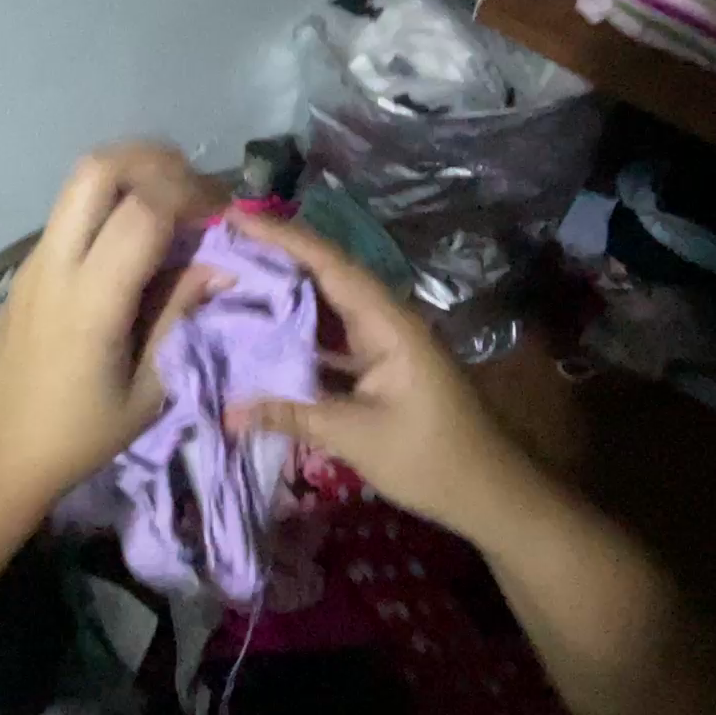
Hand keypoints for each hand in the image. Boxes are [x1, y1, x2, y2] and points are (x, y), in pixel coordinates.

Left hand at [0, 143, 230, 501]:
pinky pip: (73, 209)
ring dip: (133, 174)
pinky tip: (140, 233)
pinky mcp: (28, 264)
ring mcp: (35, 258)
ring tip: (175, 203)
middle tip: (197, 190)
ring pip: (81, 181)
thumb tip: (221, 266)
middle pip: (98, 169)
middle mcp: (56, 263)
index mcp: (90, 301)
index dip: (191, 196)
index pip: (142, 212)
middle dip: (156, 161)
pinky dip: (113, 199)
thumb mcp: (146, 389)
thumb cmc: (77, 435)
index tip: (225, 214)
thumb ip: (180, 315)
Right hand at [226, 211, 524, 537]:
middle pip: (324, 273)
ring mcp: (381, 340)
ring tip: (233, 273)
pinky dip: (296, 328)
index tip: (237, 218)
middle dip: (276, 253)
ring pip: (325, 302)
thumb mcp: (356, 436)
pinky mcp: (377, 363)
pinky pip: (329, 333)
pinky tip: (262, 328)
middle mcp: (383, 319)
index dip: (282, 237)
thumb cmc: (431, 459)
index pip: (329, 264)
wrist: (492, 496)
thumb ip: (290, 415)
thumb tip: (227, 412)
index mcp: (387, 322)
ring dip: (284, 288)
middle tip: (223, 241)